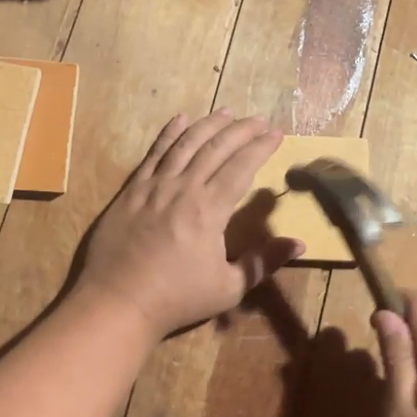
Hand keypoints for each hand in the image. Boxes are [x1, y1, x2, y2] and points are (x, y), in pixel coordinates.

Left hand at [74, 110, 296, 338]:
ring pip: (186, 144)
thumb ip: (263, 262)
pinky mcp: (131, 190)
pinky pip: (154, 154)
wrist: (116, 303)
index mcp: (209, 210)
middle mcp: (183, 188)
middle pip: (216, 148)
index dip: (260, 148)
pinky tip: (180, 119)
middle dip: (241, 130)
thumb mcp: (228, 288)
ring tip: (227, 112)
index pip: (241, 167)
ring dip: (209, 124)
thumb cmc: (176, 300)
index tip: (276, 134)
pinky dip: (169, 133)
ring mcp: (154, 186)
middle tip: (259, 120)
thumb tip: (299, 244)